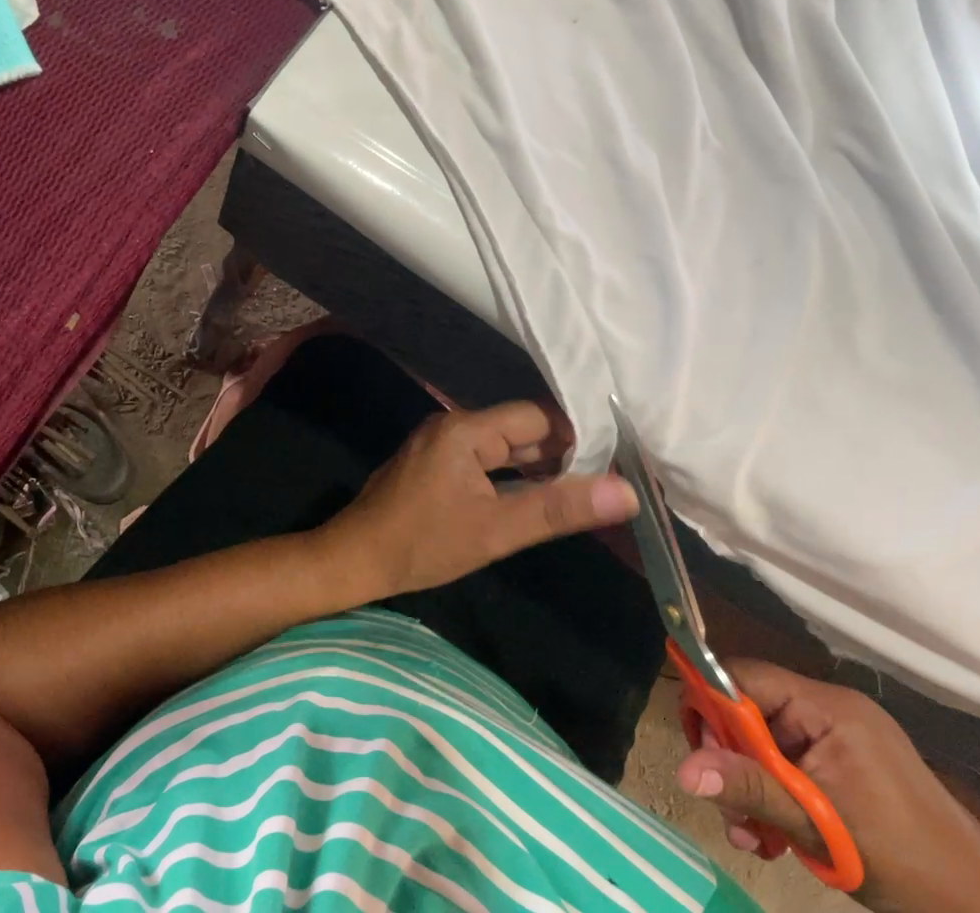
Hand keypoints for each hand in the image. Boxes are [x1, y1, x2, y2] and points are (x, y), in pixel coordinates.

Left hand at [312, 402, 638, 600]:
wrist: (353, 559)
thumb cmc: (421, 544)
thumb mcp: (496, 530)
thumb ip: (558, 509)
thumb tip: (626, 492)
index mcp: (465, 430)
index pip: (537, 418)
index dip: (579, 437)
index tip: (618, 460)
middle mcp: (451, 427)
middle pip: (520, 431)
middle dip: (563, 453)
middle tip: (611, 478)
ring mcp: (439, 446)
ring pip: (502, 448)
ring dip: (538, 467)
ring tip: (586, 489)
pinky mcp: (433, 466)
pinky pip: (483, 462)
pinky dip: (511, 476)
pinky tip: (537, 497)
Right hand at [675, 661, 979, 912]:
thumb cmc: (904, 857)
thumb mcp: (815, 822)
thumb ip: (748, 787)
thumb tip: (682, 770)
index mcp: (829, 709)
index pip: (742, 676)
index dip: (708, 702)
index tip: (695, 748)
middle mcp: (829, 713)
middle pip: (745, 714)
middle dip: (727, 762)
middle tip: (728, 809)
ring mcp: (835, 742)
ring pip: (759, 747)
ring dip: (745, 790)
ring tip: (751, 836)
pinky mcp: (839, 768)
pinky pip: (782, 768)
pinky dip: (768, 799)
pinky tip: (769, 837)